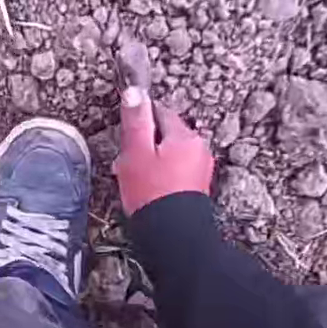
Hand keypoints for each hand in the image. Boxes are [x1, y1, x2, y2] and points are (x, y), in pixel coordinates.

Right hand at [114, 86, 214, 215]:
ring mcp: (200, 169)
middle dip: (145, 145)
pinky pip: (175, 172)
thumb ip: (136, 121)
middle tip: (128, 164)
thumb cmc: (153, 194)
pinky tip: (147, 191)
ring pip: (169, 154)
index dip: (139, 122)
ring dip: (151, 162)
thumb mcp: (136, 152)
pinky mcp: (196, 187)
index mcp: (186, 136)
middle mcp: (199, 149)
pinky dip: (160, 177)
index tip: (127, 136)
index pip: (160, 112)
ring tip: (135, 181)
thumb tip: (134, 91)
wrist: (173, 236)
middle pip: (165, 134)